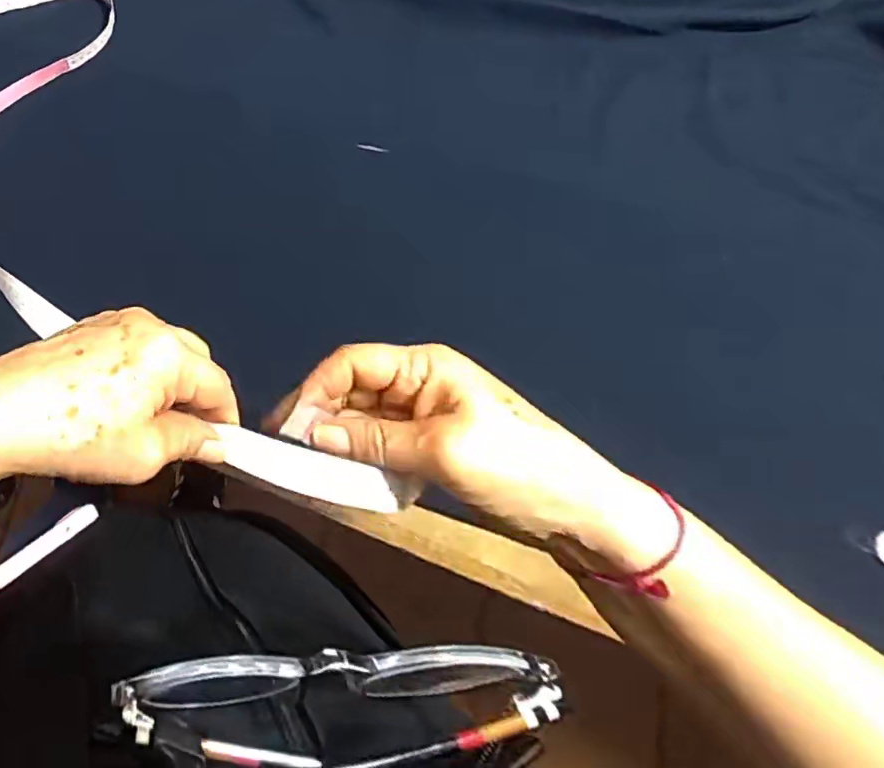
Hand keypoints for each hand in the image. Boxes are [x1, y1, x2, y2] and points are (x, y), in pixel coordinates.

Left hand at [0, 308, 240, 492]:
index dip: (224, 420)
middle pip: (192, 362)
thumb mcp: (145, 453)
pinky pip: (128, 350)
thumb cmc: (63, 430)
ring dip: (162, 388)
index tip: (220, 445)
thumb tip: (210, 439)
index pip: (218, 384)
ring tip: (141, 428)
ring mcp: (108, 323)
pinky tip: (114, 409)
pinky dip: (134, 377)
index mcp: (164, 349)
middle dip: (194, 400)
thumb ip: (191, 441)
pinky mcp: (84, 331)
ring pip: (159, 355)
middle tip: (183, 441)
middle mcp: (139, 325)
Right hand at [274, 343, 676, 568]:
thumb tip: (314, 434)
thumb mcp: (444, 451)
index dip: (316, 388)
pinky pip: (376, 443)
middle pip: (349, 390)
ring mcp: (420, 415)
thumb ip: (374, 439)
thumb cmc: (527, 470)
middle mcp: (417, 384)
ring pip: (358, 418)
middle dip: (320, 415)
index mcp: (425, 367)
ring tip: (314, 465)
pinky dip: (358, 457)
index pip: (351, 364)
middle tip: (291, 446)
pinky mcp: (424, 444)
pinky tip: (347, 475)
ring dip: (337, 440)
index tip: (293, 424)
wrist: (592, 520)